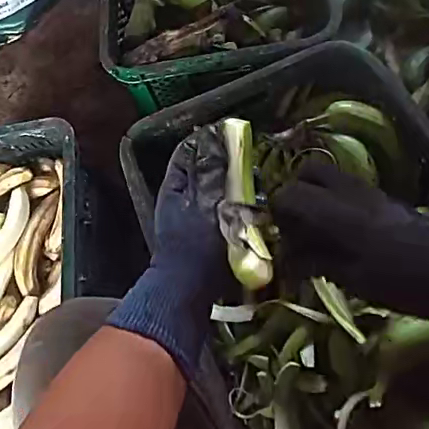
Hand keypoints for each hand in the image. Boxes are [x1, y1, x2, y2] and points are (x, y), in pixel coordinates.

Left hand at [106, 129, 228, 375]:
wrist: (188, 293)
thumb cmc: (195, 245)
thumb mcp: (205, 201)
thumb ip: (210, 169)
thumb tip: (214, 136)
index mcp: (174, 186)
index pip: (188, 150)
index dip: (209, 140)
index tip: (233, 134)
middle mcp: (179, 199)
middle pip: (202, 169)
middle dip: (224, 162)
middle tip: (250, 159)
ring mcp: (191, 218)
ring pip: (213, 189)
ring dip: (232, 184)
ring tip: (254, 181)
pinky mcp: (204, 236)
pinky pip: (222, 210)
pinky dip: (235, 205)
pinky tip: (251, 207)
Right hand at [270, 162, 428, 372]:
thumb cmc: (406, 283)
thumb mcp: (355, 280)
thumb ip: (317, 262)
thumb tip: (288, 258)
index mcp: (341, 214)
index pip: (292, 193)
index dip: (277, 211)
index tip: (277, 236)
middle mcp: (354, 194)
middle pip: (310, 172)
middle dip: (294, 193)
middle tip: (295, 226)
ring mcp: (373, 194)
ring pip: (331, 178)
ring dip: (315, 197)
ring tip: (316, 233)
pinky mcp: (387, 203)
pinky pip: (349, 191)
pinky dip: (335, 205)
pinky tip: (342, 237)